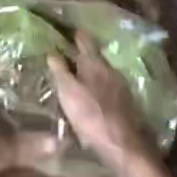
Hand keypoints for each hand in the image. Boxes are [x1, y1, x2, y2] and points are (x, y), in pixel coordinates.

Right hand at [47, 31, 153, 174]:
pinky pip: (107, 86)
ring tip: (75, 75)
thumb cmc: (90, 115)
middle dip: (81, 54)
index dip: (74, 35)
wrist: (122, 145)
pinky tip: (90, 95)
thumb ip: (60, 70)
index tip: (64, 31)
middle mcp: (110, 70)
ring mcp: (120, 86)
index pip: (84, 40)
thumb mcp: (68, 91)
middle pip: (94, 56)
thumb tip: (52, 51)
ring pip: (101, 72)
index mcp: (95, 63)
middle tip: (65, 54)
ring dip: (89, 71)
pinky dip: (97, 86)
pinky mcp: (124, 103)